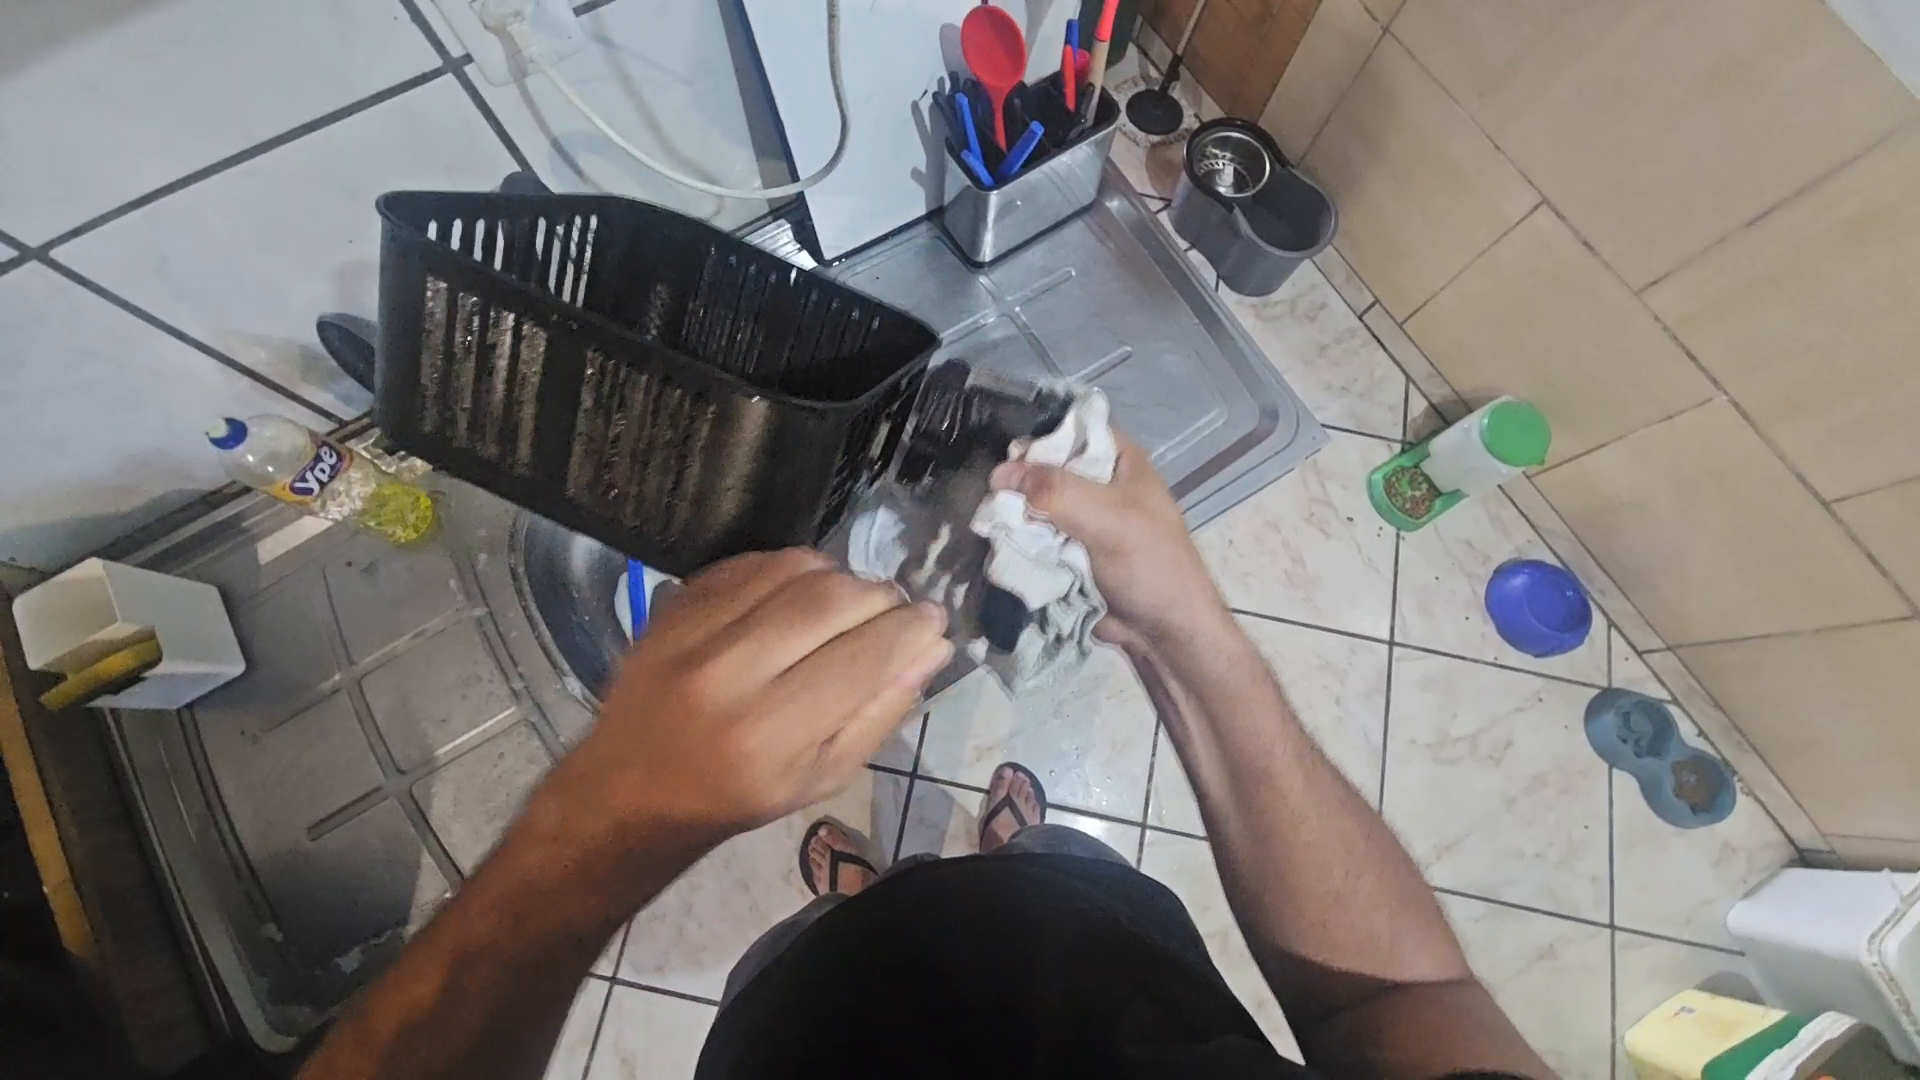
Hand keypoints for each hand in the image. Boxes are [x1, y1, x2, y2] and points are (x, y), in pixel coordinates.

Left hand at [563, 549, 950, 844]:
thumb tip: (932, 649)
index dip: (911, 630)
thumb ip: (881, 713)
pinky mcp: (678, 601)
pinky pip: (759, 561)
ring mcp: (695, 630)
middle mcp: (728, 674)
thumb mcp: (822, 777)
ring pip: (799, 569)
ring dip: (845, 578)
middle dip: (884, 598)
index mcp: (768, 735)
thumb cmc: (737, 795)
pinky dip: (799, 568)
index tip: (935, 620)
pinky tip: (805, 595)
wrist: (630, 785)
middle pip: (833, 601)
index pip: (863, 658)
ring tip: (854, 604)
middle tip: (898, 611)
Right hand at [990, 434, 1228, 648]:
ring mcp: (1081, 519)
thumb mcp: (1109, 520)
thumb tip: (999, 473)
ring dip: (1014, 517)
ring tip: (987, 525)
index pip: (1069, 429)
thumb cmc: (1151, 567)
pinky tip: (998, 546)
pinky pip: (1034, 538)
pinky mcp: (1068, 551)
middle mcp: (1097, 483)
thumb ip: (1057, 492)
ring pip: (1034, 506)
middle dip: (1017, 484)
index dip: (1036, 438)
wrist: (1164, 633)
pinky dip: (1018, 543)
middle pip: (1045, 469)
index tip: (1001, 456)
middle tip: (986, 497)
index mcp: (1117, 460)